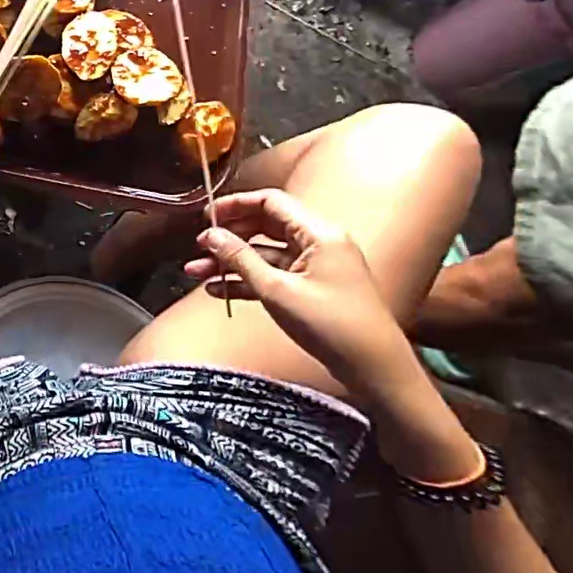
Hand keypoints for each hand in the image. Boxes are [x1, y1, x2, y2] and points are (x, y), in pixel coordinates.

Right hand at [184, 189, 413, 399]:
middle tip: (199, 247)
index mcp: (319, 232)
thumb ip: (241, 260)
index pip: (270, 202)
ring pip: (265, 253)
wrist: (376, 370)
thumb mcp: (278, 291)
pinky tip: (218, 290)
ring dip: (232, 262)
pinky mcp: (312, 287)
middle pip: (265, 226)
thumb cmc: (333, 326)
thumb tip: (212, 236)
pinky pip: (274, 275)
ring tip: (197, 272)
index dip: (235, 205)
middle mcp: (319, 242)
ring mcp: (316, 266)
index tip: (206, 217)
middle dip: (229, 236)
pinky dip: (248, 280)